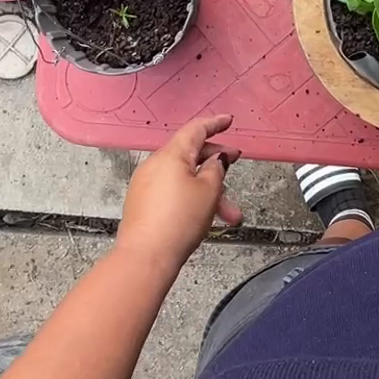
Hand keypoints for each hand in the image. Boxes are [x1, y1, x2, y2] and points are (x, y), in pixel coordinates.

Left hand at [114, 114, 243, 268]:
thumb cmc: (178, 222)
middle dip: (216, 161)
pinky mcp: (143, 202)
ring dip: (208, 190)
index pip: (196, 129)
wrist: (145, 257)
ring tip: (229, 215)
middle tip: (235, 162)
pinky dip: (191, 197)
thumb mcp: (209, 191)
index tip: (227, 120)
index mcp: (171, 154)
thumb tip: (216, 160)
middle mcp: (155, 164)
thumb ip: (216, 168)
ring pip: (184, 177)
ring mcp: (146, 183)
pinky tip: (205, 216)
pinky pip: (172, 191)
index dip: (215, 123)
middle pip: (191, 154)